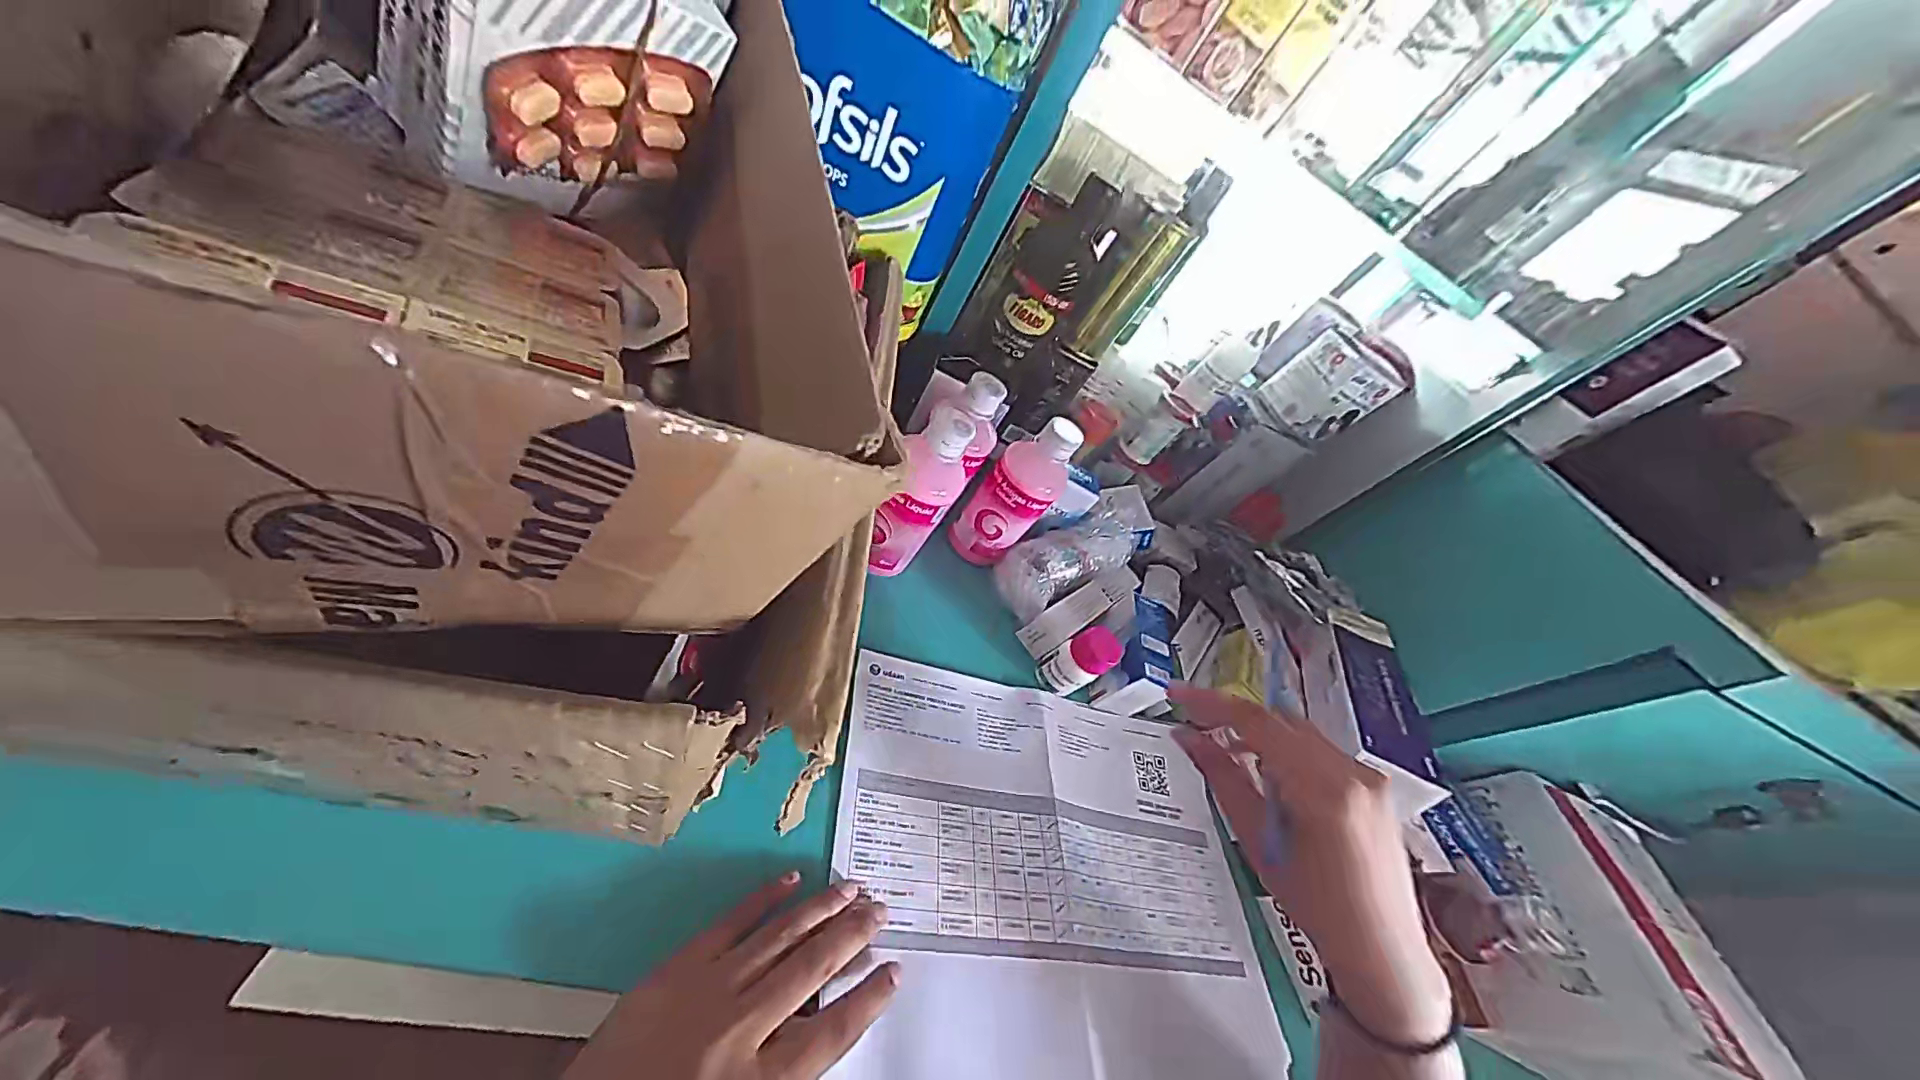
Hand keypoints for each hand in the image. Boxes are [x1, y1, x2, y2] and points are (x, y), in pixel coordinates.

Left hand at [564, 873, 897, 1079]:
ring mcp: (707, 992)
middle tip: (881, 909)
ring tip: (852, 889)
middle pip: (813, 969)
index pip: (832, 1032)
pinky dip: (764, 899)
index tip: (894, 970)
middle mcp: (741, 1031)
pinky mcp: (676, 969)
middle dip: (854, 935)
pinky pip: (731, 924)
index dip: (868, 998)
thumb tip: (822, 1018)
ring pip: (781, 937)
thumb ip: (783, 1068)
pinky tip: (791, 881)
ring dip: (821, 909)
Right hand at [1169, 684, 1451, 1044]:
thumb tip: (1188, 737)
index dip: (1211, 702)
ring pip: (1299, 732)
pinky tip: (1268, 774)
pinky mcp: (1374, 785)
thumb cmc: (1316, 905)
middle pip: (1279, 720)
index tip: (1179, 695)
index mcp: (1323, 786)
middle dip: (1234, 718)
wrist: (1380, 948)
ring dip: (1260, 735)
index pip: (1256, 722)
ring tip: (1228, 754)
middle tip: (1197, 726)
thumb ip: (1221, 777)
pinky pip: (1319, 749)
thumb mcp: (1257, 839)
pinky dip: (1287, 751)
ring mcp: (1369, 776)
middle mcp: (1353, 771)